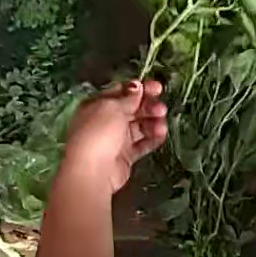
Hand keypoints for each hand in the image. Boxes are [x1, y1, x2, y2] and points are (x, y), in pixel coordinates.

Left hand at [60, 81, 167, 195]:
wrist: (93, 170)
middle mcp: (107, 120)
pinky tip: (161, 135)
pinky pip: (142, 143)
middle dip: (149, 107)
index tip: (158, 88)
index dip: (140, 89)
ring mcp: (117, 138)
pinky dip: (152, 138)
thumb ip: (128, 97)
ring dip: (153, 123)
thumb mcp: (113, 108)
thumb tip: (137, 86)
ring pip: (139, 126)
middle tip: (162, 109)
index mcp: (99, 104)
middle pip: (133, 109)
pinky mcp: (126, 155)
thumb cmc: (99, 132)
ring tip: (162, 126)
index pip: (122, 92)